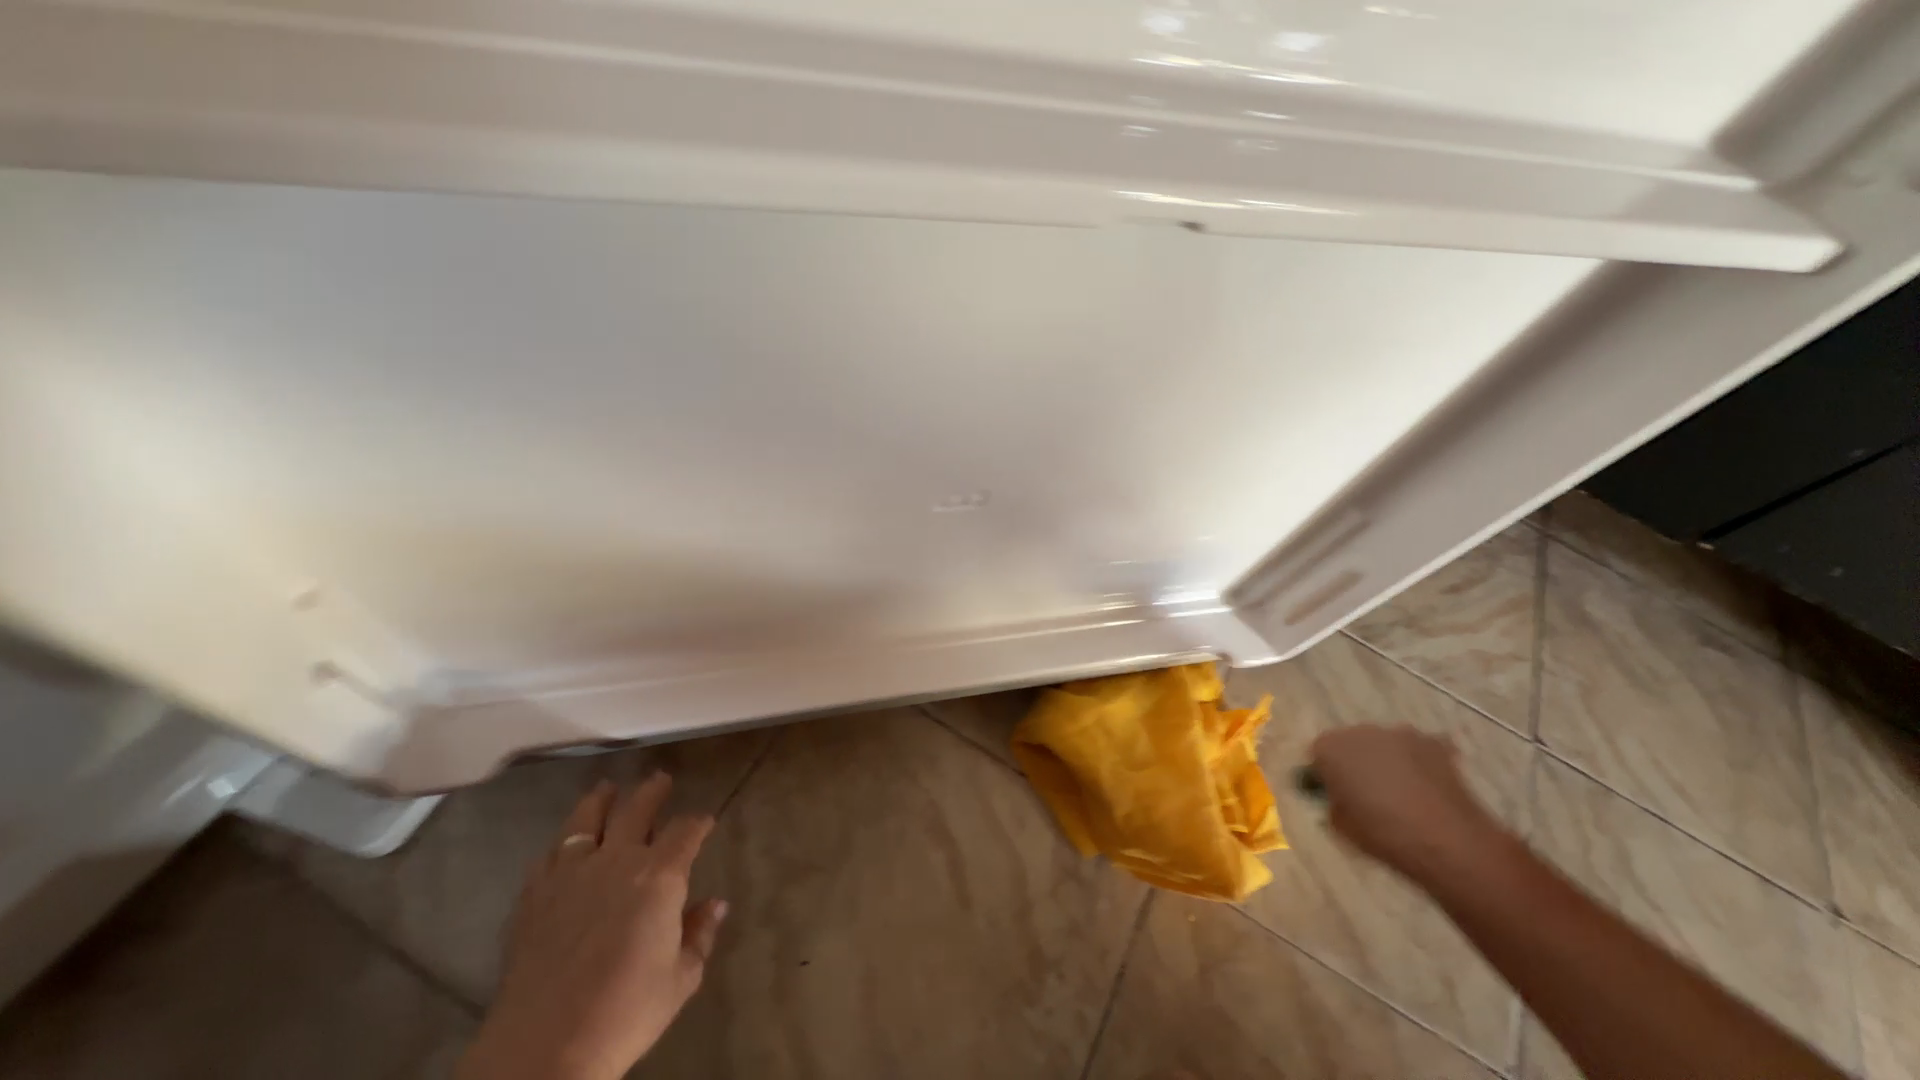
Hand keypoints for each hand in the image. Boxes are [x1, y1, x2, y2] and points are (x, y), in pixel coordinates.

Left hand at [457, 774, 725, 1079]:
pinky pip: (550, 854)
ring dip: (600, 800)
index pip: (684, 832)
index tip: (704, 820)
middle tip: (660, 779)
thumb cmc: (627, 1011)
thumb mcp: (681, 979)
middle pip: (635, 810)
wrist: (546, 1043)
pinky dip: (563, 842)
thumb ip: (699, 934)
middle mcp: (615, 862)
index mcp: (659, 877)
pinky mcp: (533, 895)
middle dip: (652, 792)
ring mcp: (569, 874)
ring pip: (585, 820)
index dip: (698, 822)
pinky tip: (565, 844)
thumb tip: (715, 904)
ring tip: (606, 789)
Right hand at [1308, 725, 1507, 882]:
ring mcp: (1402, 733)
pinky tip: (1426, 788)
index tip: (1333, 797)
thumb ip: (1333, 802)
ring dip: (1387, 761)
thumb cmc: (1381, 833)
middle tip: (1365, 795)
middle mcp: (1362, 730)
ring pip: (1385, 745)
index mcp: (1330, 747)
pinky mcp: (1436, 743)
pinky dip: (1419, 763)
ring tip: (1400, 793)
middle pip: (1351, 744)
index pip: (1317, 755)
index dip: (1324, 776)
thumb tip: (1340, 797)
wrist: (1445, 839)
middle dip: (1355, 764)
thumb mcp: (1338, 826)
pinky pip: (1419, 750)